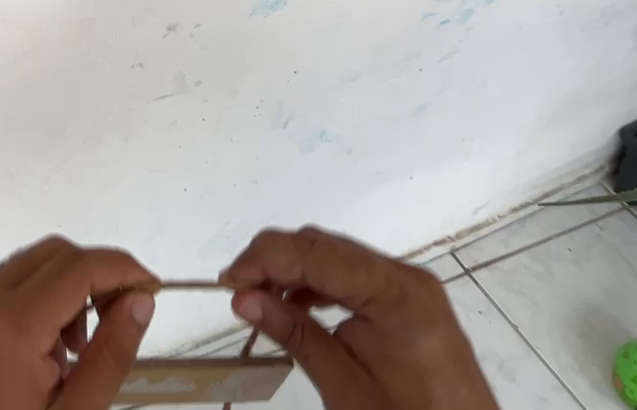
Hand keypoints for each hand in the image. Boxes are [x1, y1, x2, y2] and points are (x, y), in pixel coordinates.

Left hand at [0, 235, 156, 409]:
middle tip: (123, 317)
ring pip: (33, 263)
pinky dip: (42, 296)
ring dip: (69, 286)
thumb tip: (140, 301)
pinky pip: (11, 284)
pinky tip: (52, 348)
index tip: (153, 287)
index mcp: (12, 325)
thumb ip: (110, 356)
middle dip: (97, 274)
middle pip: (55, 253)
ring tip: (82, 348)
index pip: (78, 267)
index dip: (122, 268)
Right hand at [224, 227, 497, 409]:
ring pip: (333, 254)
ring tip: (259, 297)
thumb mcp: (346, 390)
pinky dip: (316, 281)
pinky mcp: (407, 299)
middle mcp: (405, 276)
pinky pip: (350, 272)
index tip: (228, 281)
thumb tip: (241, 298)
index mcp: (396, 294)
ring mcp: (409, 285)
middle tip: (237, 291)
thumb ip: (294, 334)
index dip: (265, 259)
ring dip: (291, 268)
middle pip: (323, 246)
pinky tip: (294, 303)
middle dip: (273, 260)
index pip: (316, 253)